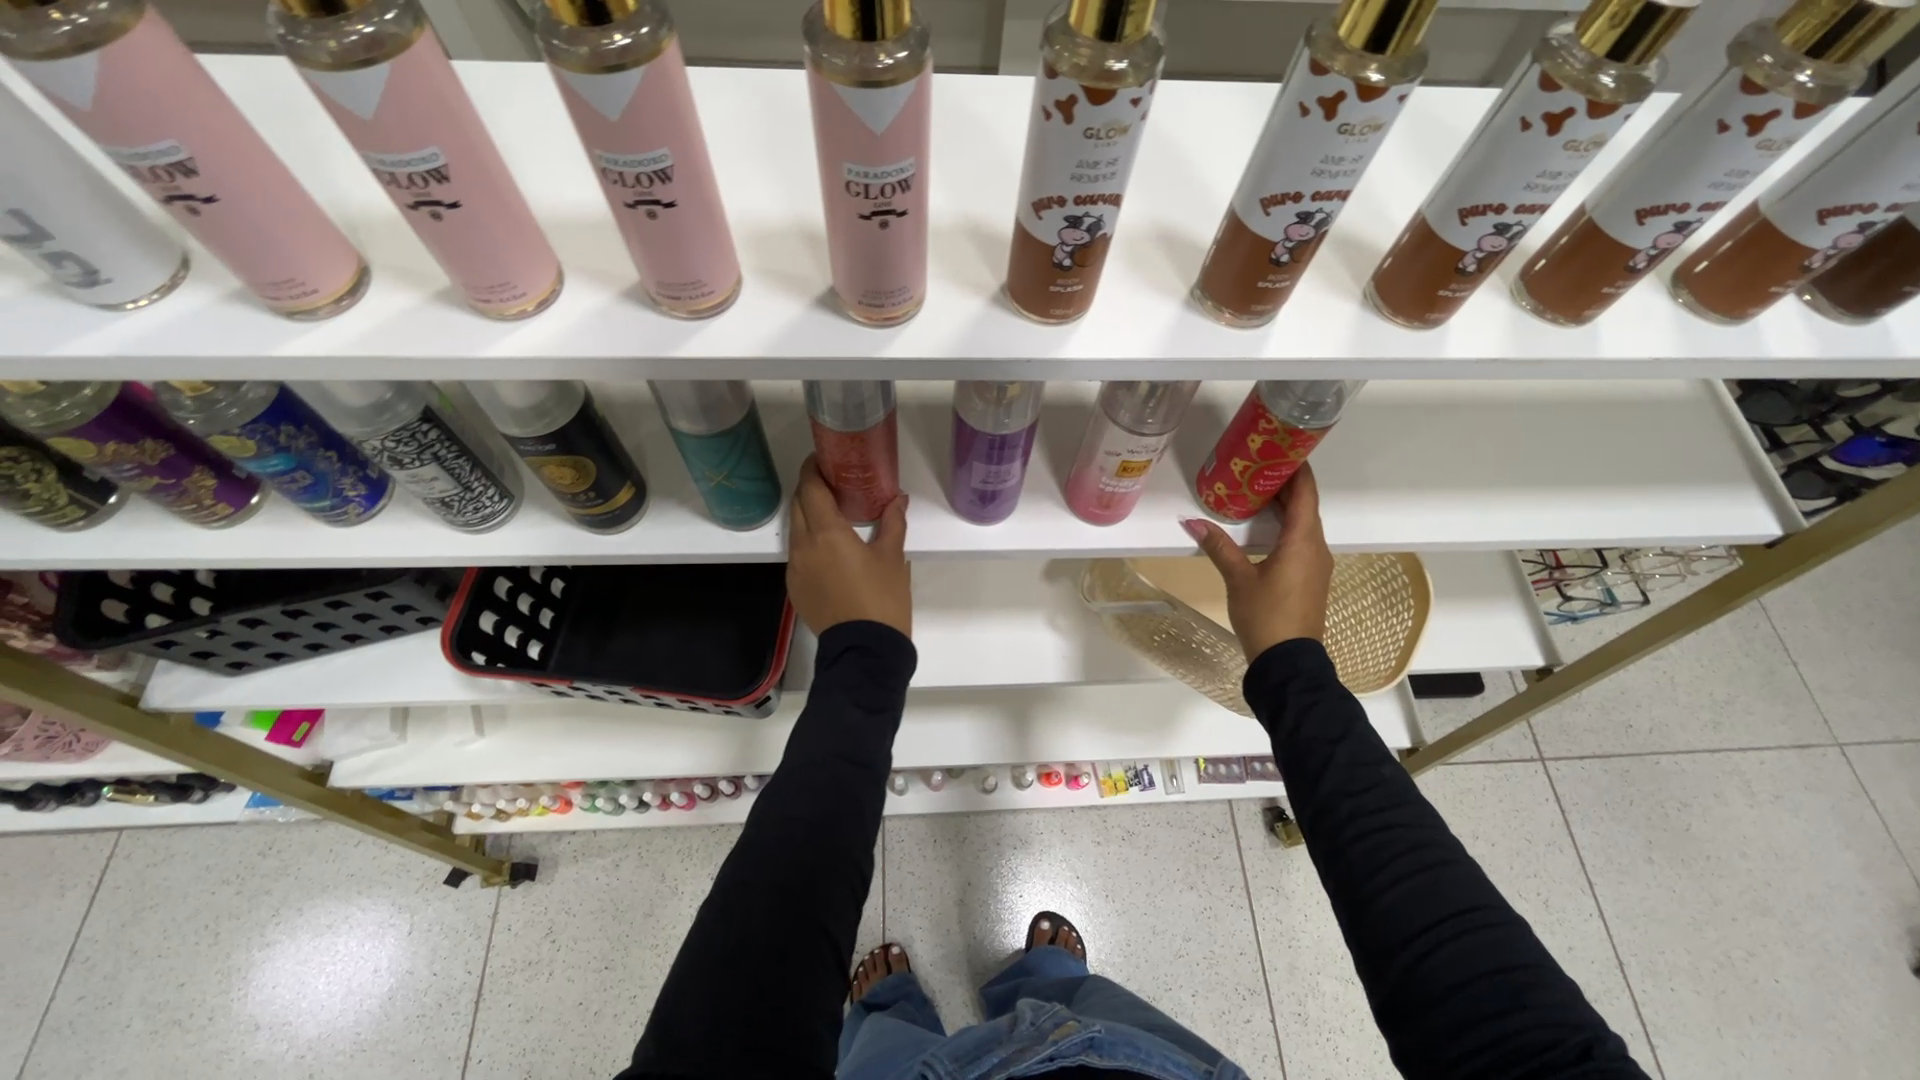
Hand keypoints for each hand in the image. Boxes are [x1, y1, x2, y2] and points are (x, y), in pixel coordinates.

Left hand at [786, 455, 910, 637]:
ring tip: (832, 513)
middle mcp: (803, 546)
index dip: (813, 469)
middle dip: (810, 489)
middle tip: (832, 482)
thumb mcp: (892, 557)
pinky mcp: (795, 588)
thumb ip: (892, 523)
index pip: (810, 488)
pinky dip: (809, 542)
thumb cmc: (882, 599)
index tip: (823, 459)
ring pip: (795, 530)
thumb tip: (898, 499)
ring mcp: (795, 569)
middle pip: (798, 505)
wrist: (865, 650)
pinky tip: (829, 548)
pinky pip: (798, 555)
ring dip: (809, 516)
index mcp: (826, 533)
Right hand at [1183, 462, 1333, 659]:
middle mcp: (1316, 548)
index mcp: (1303, 541)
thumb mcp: (1238, 579)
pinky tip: (1263, 529)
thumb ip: (1219, 547)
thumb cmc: (1266, 616)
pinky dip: (1285, 528)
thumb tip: (1192, 522)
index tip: (1282, 448)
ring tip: (1256, 492)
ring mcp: (1316, 565)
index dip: (1296, 468)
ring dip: (1284, 507)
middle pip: (1305, 506)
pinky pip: (1301, 542)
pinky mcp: (1310, 579)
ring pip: (1304, 525)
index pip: (1305, 493)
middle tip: (1257, 466)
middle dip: (1285, 485)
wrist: (1288, 662)